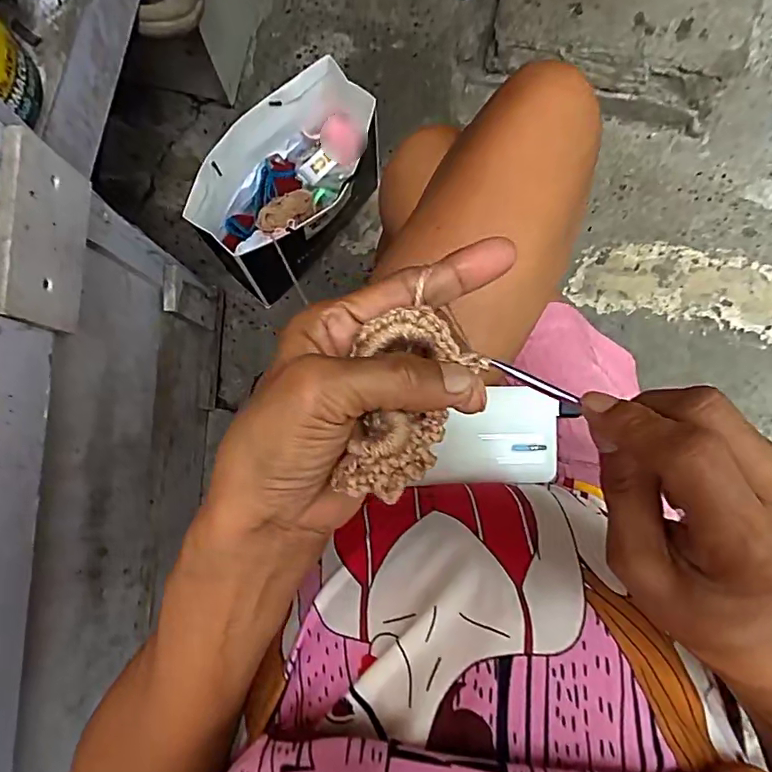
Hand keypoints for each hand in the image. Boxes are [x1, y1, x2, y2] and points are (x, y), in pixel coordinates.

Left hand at [189, 238, 515, 589]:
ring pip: (433, 381)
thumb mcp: (324, 393)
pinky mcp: (387, 432)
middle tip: (468, 383)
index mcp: (332, 328)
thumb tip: (464, 380)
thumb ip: (395, 378)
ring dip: (440, 401)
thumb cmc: (275, 442)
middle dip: (448, 355)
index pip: (399, 292)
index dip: (451, 273)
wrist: (268, 515)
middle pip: (424, 336)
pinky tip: (401, 452)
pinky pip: (427, 420)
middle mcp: (355, 354)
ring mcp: (373, 395)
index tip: (502, 256)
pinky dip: (426, 433)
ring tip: (438, 421)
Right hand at [583, 387, 771, 689]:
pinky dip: (688, 433)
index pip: (692, 454)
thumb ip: (623, 492)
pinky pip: (727, 424)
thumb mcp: (634, 564)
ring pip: (716, 412)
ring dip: (666, 422)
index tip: (594, 411)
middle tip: (615, 436)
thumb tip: (610, 427)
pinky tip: (682, 470)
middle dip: (648, 412)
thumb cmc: (690, 604)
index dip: (637, 424)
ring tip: (649, 463)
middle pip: (708, 415)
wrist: (754, 619)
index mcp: (748, 541)